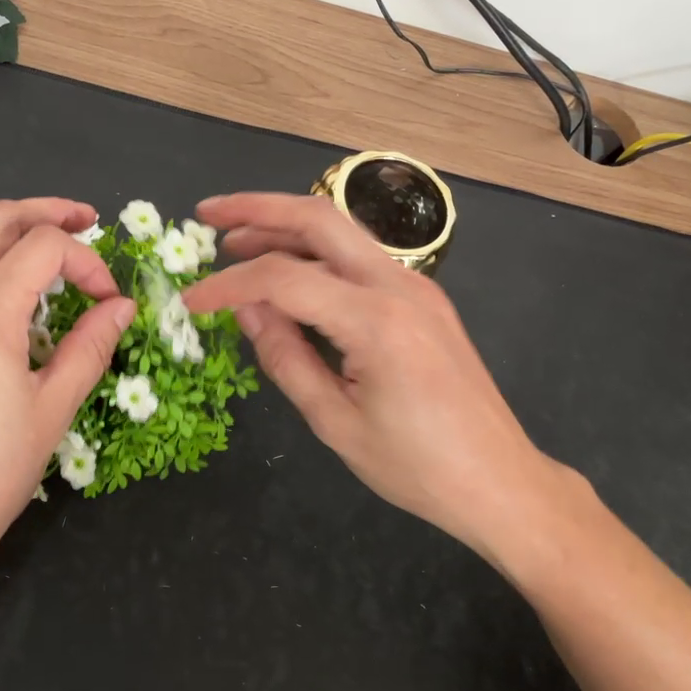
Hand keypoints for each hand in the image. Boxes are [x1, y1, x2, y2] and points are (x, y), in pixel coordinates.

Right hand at [182, 193, 573, 558]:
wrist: (501, 482)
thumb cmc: (416, 467)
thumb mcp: (335, 421)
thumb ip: (285, 357)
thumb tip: (246, 311)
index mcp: (376, 321)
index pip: (282, 280)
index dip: (227, 285)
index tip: (190, 303)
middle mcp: (398, 286)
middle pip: (319, 219)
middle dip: (258, 209)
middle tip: (207, 214)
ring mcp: (416, 287)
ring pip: (341, 232)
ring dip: (285, 226)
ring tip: (234, 239)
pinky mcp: (421, 299)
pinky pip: (358, 258)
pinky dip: (314, 252)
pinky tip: (286, 270)